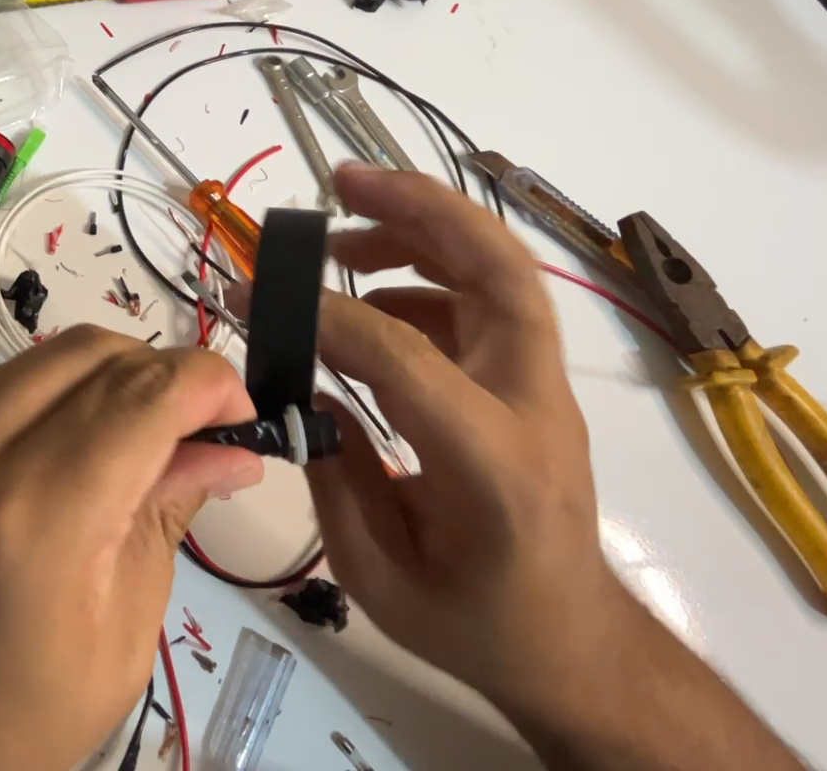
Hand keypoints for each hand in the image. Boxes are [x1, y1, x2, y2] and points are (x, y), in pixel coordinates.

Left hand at [0, 327, 263, 770]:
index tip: (238, 413)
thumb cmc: (0, 722)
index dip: (207, 384)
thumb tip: (228, 451)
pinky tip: (59, 449)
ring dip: (106, 379)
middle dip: (161, 372)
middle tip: (188, 429)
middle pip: (95, 352)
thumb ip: (166, 519)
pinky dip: (49, 396)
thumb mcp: (113, 641)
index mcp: (36, 518)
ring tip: (127, 441)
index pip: (144, 396)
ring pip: (46, 356)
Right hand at [310, 163, 801, 769]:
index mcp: (493, 466)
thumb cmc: (472, 621)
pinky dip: (425, 275)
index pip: (406, 357)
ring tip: (341, 229)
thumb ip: (332, 476)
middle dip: (421, 209)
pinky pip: (483, 302)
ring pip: (500, 272)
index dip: (325, 317)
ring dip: (422, 228)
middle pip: (498, 273)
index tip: (254, 299)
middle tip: (342, 181)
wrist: (572, 644)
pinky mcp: (528, 383)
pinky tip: (370, 294)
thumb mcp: (376, 575)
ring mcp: (539, 389)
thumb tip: (301, 392)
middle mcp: (530, 407)